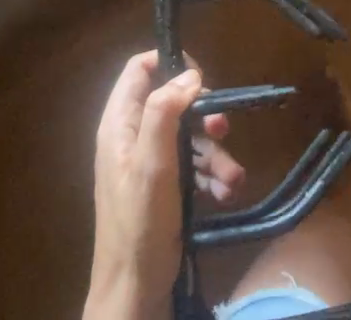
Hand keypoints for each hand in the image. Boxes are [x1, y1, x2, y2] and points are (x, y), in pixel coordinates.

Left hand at [85, 51, 244, 319]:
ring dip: (214, 153)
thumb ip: (165, 112)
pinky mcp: (163, 186)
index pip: (140, 69)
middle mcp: (131, 136)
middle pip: (173, 101)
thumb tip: (189, 74)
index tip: (202, 79)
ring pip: (188, 135)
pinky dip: (211, 175)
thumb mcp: (153, 164)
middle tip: (224, 130)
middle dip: (204, 116)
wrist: (134, 287)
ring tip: (232, 178)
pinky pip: (191, 165)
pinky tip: (224, 192)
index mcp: (119, 124)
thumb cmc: (140, 222)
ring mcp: (147, 162)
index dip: (171, 64)